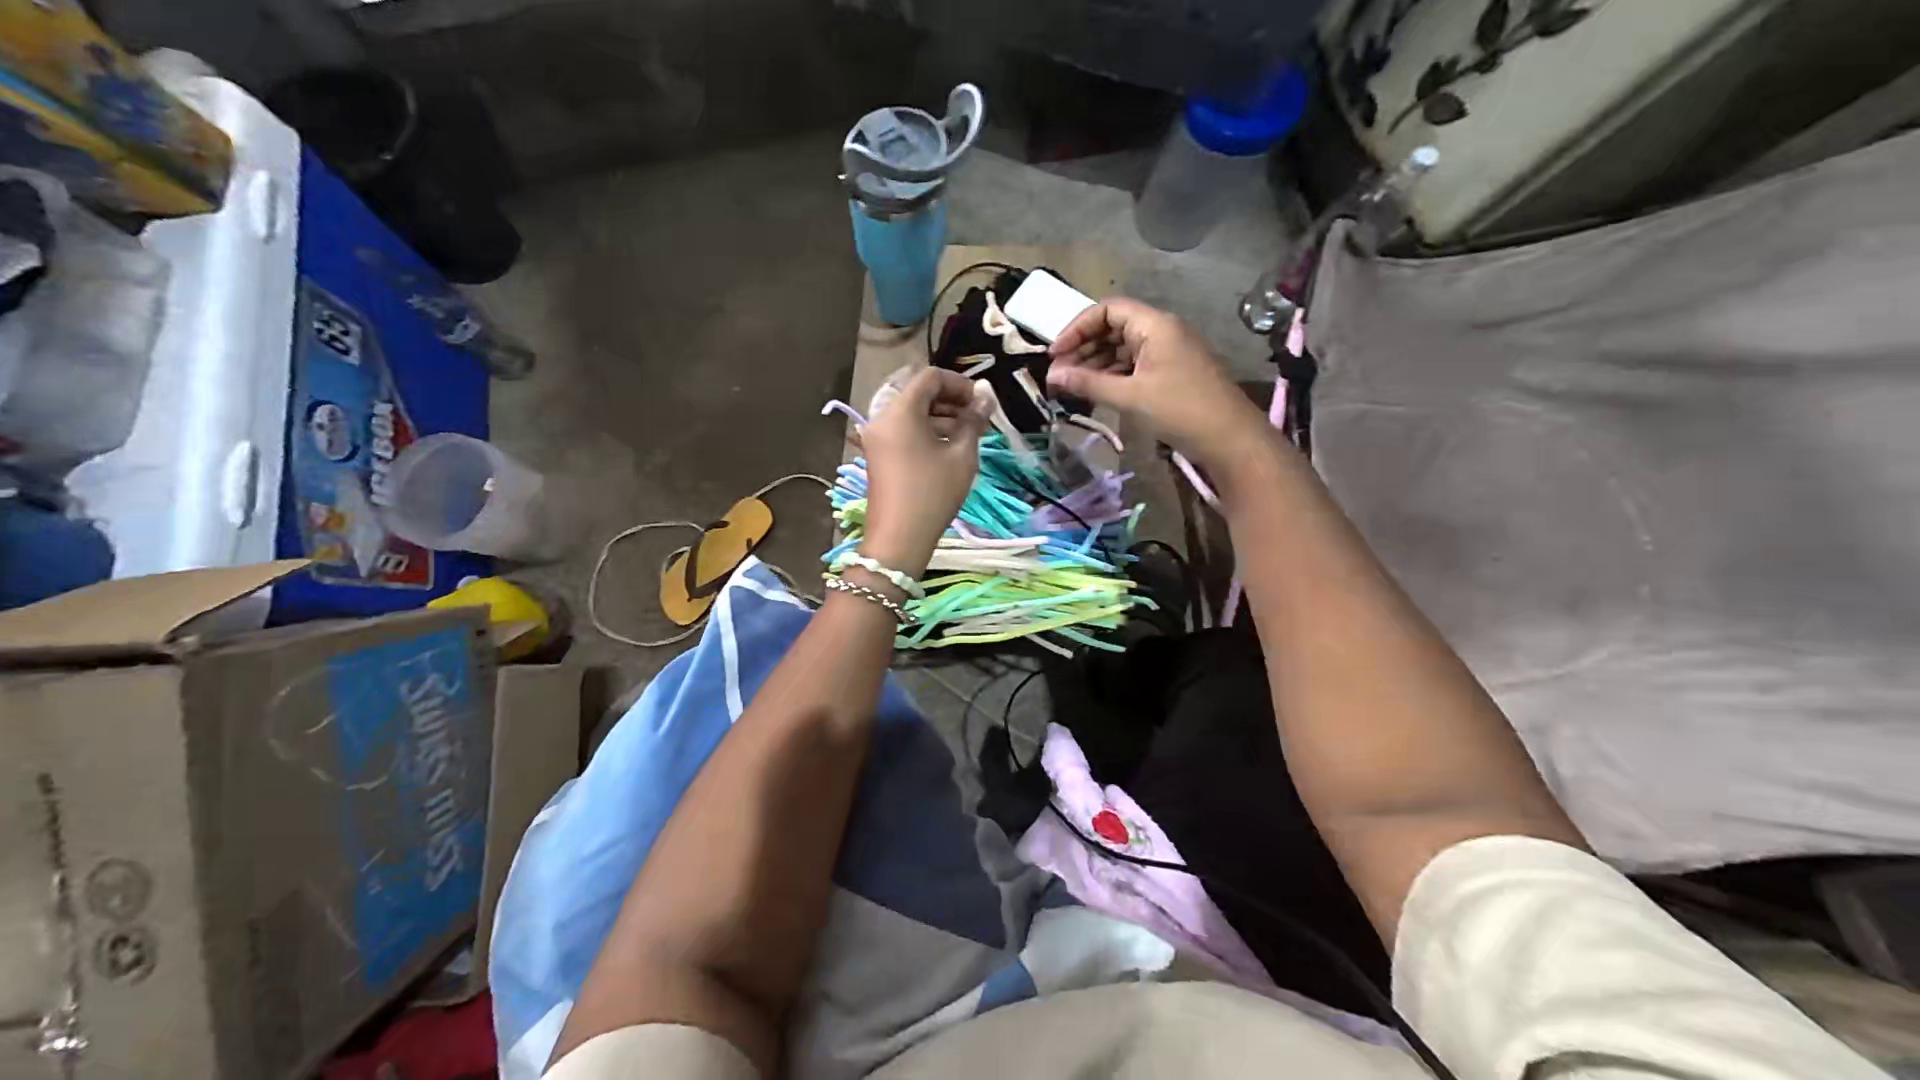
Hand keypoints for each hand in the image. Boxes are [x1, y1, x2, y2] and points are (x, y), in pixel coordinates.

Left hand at [860, 367, 991, 575]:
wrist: (899, 539)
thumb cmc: (933, 493)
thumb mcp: (961, 455)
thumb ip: (973, 421)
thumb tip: (985, 398)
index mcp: (900, 410)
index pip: (930, 377)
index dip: (959, 383)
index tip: (981, 402)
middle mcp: (882, 417)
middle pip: (918, 393)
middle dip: (951, 401)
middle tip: (978, 419)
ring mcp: (877, 437)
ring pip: (911, 413)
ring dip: (940, 417)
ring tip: (968, 435)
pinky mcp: (878, 455)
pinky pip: (903, 431)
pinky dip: (926, 431)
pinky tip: (948, 449)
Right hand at [1047, 298, 1268, 468]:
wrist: (1230, 439)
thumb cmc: (1180, 410)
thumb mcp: (1130, 396)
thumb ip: (1088, 383)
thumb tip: (1053, 376)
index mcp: (1155, 325)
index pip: (1107, 310)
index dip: (1077, 328)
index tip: (1055, 354)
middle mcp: (1161, 331)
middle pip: (1113, 327)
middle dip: (1083, 348)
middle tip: (1058, 374)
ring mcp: (1168, 352)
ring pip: (1122, 349)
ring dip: (1095, 364)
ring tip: (1071, 385)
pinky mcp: (1170, 373)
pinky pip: (1133, 365)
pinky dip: (1111, 375)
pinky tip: (1095, 392)